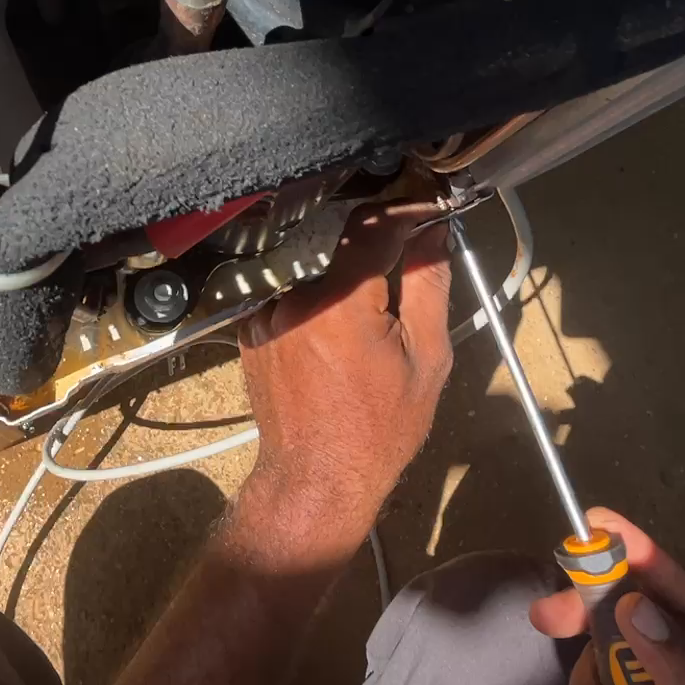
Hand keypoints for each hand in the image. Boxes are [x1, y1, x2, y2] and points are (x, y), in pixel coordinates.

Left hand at [235, 203, 453, 552]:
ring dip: (338, 287)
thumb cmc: (380, 427)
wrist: (316, 476)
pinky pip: (288, 298)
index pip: (370, 229)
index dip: (399, 213)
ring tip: (357, 331)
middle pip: (339, 253)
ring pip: (313, 276)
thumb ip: (428, 286)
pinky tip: (325, 340)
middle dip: (370, 261)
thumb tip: (433, 232)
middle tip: (395, 285)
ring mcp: (266, 313)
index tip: (421, 208)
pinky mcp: (250, 329)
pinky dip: (311, 306)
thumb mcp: (426, 359)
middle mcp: (295, 297)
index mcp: (340, 301)